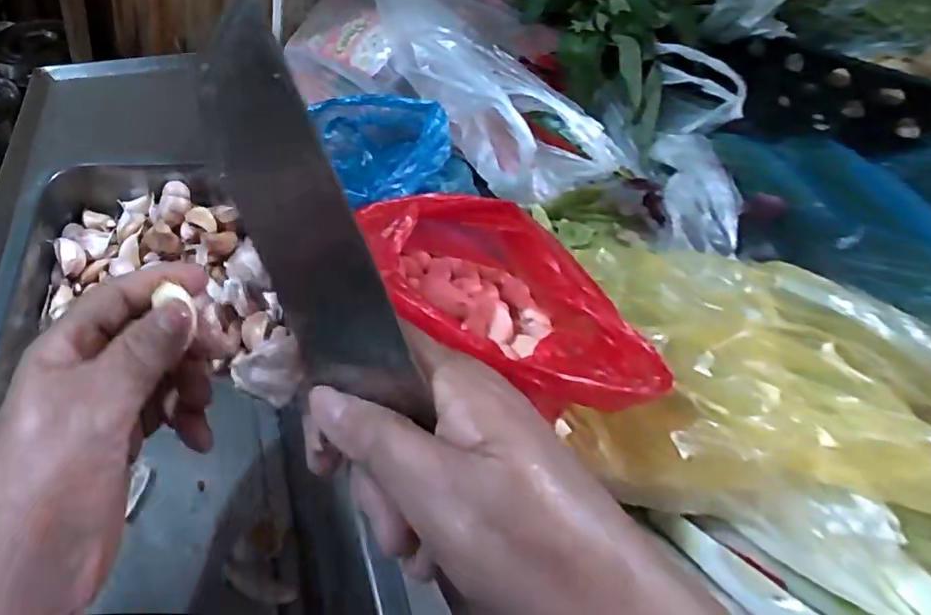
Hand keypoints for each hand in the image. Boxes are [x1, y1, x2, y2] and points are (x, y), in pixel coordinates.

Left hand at [0, 264, 232, 614]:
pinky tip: (198, 440)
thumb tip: (182, 303)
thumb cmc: (52, 474)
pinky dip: (181, 419)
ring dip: (186, 382)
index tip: (205, 281)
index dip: (159, 283)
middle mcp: (83, 371)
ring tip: (204, 406)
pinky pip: (158, 412)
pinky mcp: (116, 444)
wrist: (23, 579)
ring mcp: (100, 409)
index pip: (116, 296)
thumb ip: (143, 349)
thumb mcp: (98, 403)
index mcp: (65, 348)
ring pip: (156, 373)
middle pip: (143, 333)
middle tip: (220, 352)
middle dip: (182, 339)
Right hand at [305, 329, 720, 614]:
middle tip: (386, 524)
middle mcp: (465, 397)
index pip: (378, 342)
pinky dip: (426, 519)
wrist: (615, 608)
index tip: (315, 432)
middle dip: (374, 469)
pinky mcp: (493, 477)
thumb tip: (319, 392)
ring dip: (398, 506)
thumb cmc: (517, 534)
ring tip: (418, 552)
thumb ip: (370, 433)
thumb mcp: (430, 485)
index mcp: (453, 377)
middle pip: (387, 408)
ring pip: (407, 452)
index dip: (339, 377)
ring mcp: (481, 438)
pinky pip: (436, 480)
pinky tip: (438, 558)